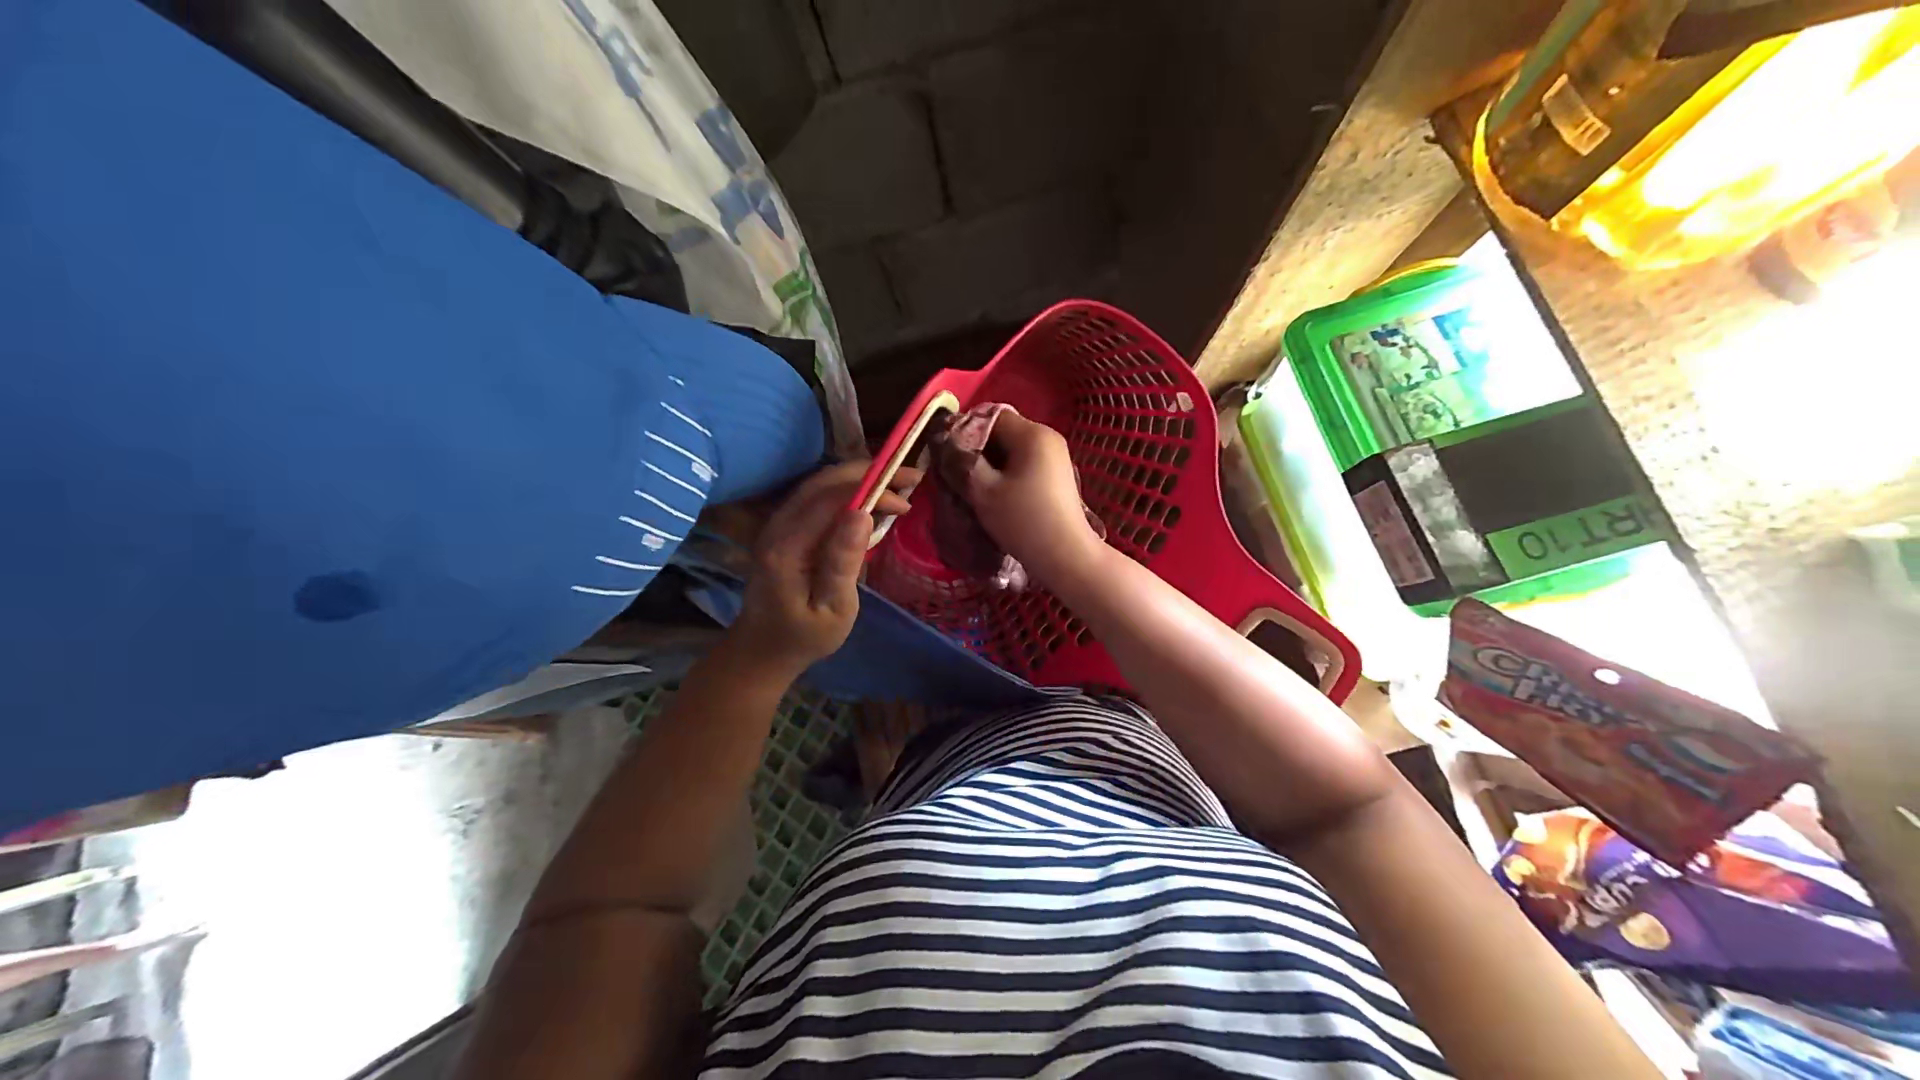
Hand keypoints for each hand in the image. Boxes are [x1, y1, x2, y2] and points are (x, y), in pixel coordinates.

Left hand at [729, 461, 913, 676]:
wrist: (762, 649)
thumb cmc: (804, 637)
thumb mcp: (833, 609)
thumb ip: (844, 562)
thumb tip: (862, 513)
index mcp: (788, 547)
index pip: (832, 499)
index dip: (872, 490)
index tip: (906, 503)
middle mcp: (777, 526)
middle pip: (824, 482)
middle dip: (869, 472)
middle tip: (911, 477)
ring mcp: (777, 524)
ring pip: (819, 485)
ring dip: (858, 478)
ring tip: (896, 483)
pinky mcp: (784, 528)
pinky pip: (816, 497)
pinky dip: (846, 490)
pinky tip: (869, 497)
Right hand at [961, 410, 1105, 587]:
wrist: (1066, 557)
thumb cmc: (1023, 521)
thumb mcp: (983, 490)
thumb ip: (962, 461)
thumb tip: (945, 441)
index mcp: (1032, 434)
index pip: (990, 415)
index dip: (964, 430)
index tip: (947, 453)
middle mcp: (1048, 437)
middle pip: (1003, 431)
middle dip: (978, 447)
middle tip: (957, 471)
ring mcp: (1056, 457)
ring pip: (1013, 449)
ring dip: (991, 462)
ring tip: (974, 485)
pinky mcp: (1057, 476)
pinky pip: (1025, 463)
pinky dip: (1007, 472)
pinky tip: (996, 494)